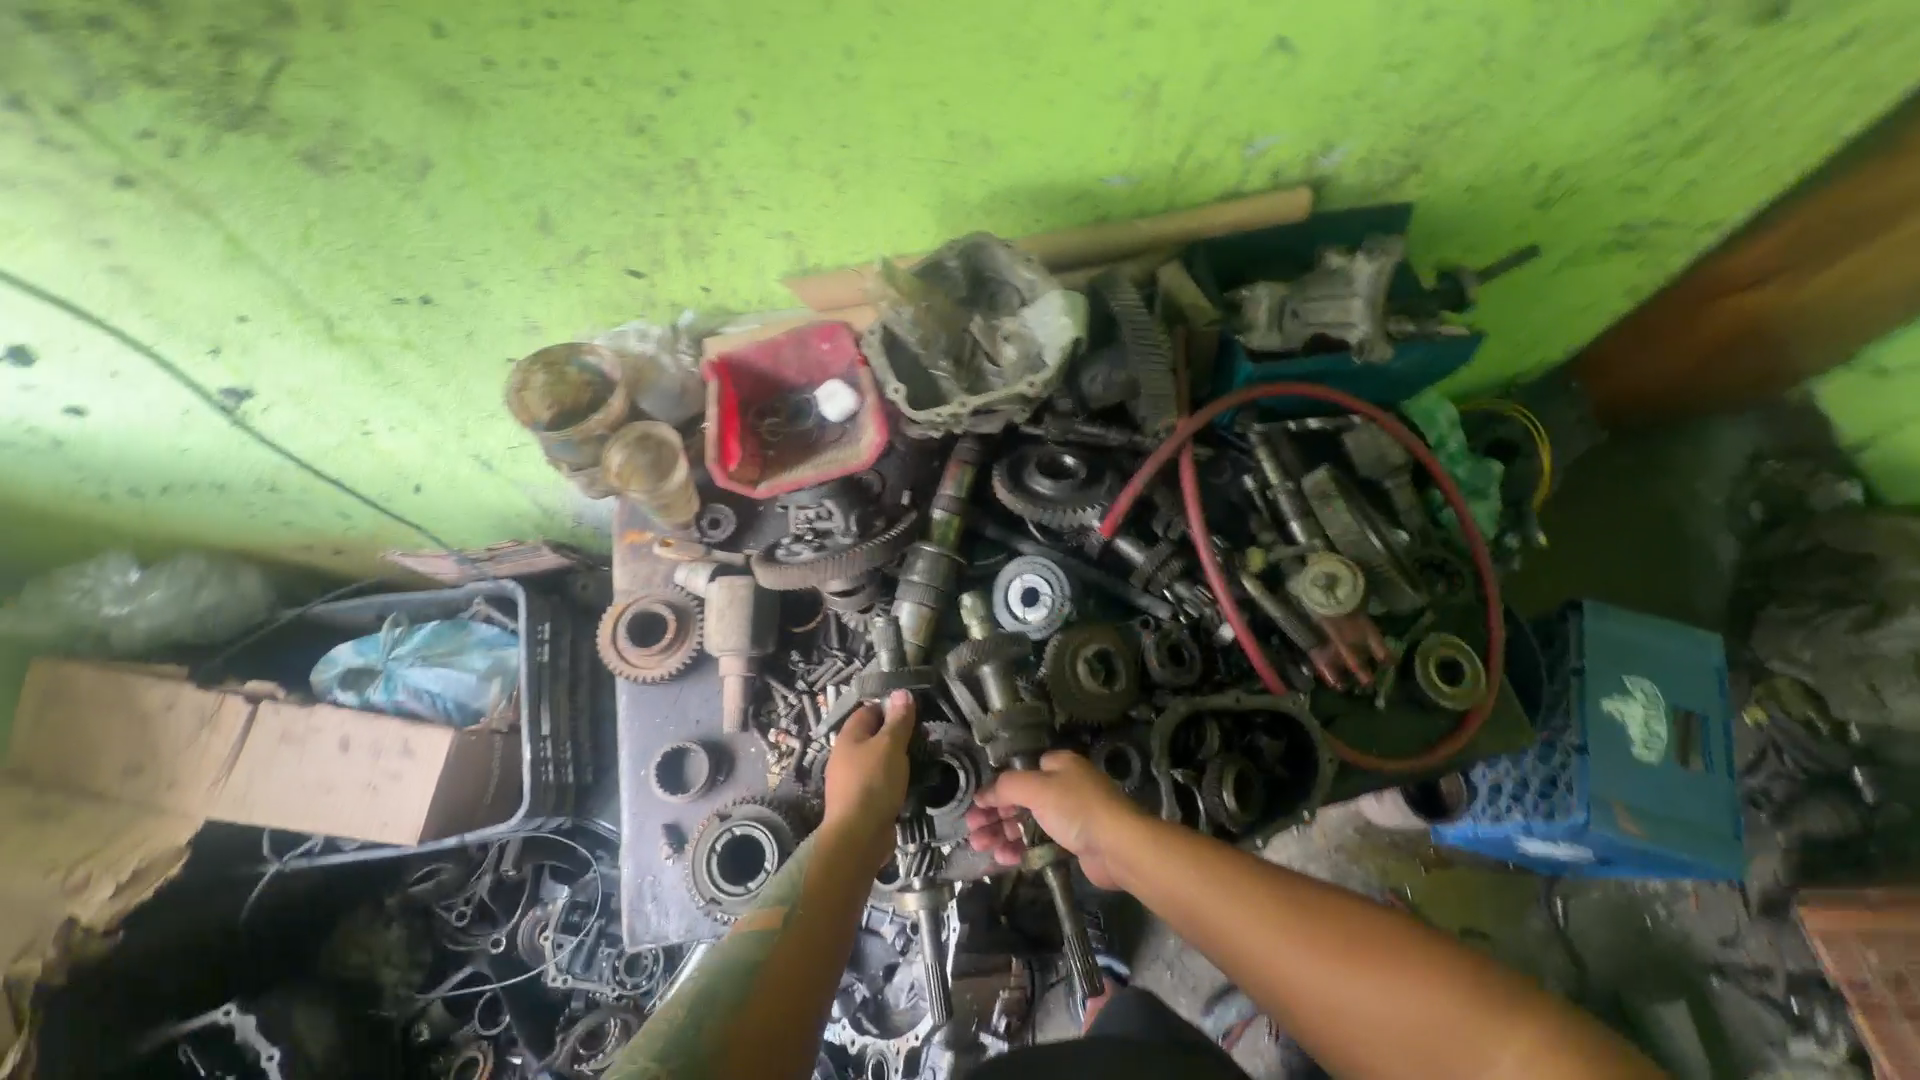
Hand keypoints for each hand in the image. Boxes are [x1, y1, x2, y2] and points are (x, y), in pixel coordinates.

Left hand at [822, 690, 913, 871]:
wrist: (858, 836)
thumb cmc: (873, 783)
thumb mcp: (890, 746)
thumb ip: (898, 720)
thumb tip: (902, 692)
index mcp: (848, 737)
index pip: (868, 710)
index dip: (890, 707)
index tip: (915, 711)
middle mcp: (846, 755)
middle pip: (874, 735)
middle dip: (897, 734)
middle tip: (924, 736)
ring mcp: (852, 780)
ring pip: (879, 760)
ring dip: (898, 758)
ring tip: (923, 757)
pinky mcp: (862, 801)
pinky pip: (880, 781)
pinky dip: (895, 779)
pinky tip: (911, 782)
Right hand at [965, 750, 1146, 887]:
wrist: (1118, 847)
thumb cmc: (1077, 809)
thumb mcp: (1037, 788)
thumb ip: (1006, 787)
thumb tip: (984, 794)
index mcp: (1058, 765)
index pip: (1019, 773)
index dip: (996, 789)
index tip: (976, 806)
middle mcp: (1063, 787)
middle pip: (1019, 799)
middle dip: (993, 815)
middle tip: (971, 831)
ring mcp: (1068, 816)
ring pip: (1026, 823)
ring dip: (1002, 834)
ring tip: (980, 847)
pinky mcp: (1071, 842)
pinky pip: (1038, 842)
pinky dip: (1019, 848)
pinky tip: (1003, 858)